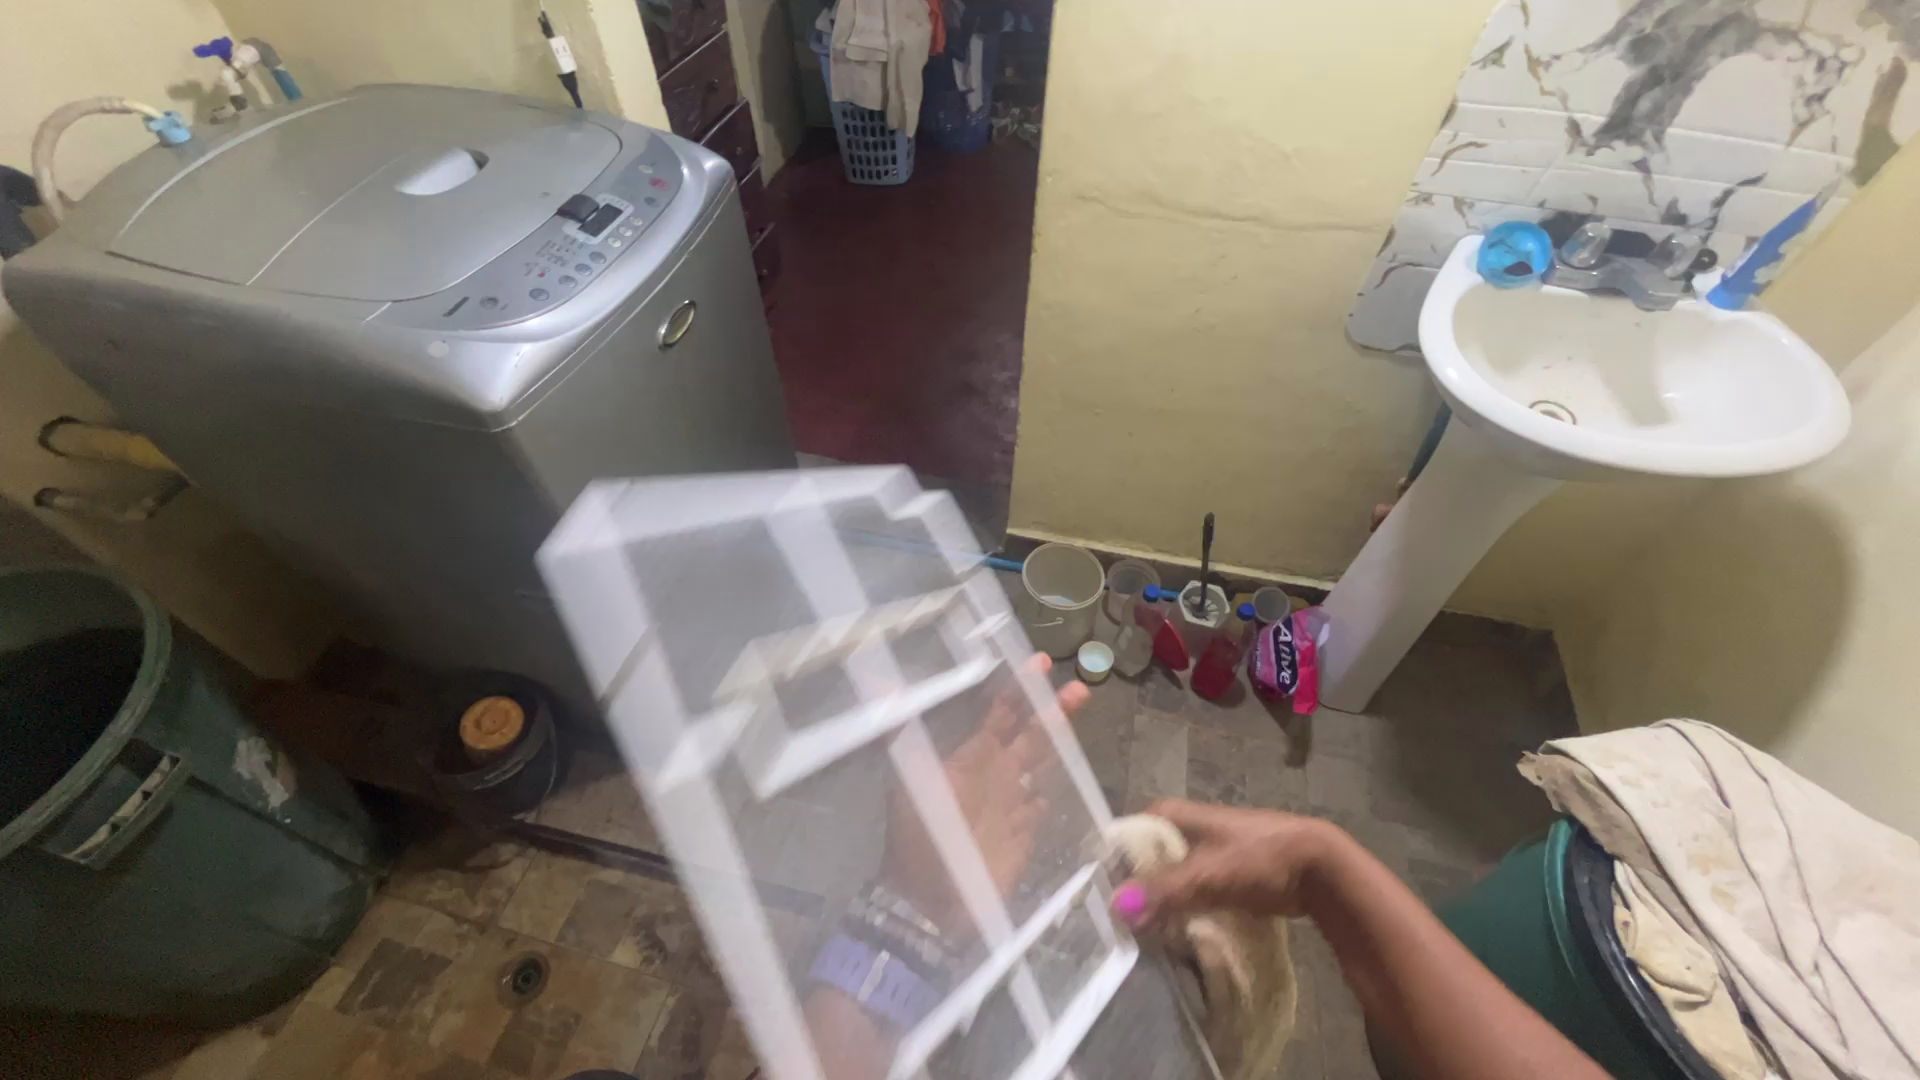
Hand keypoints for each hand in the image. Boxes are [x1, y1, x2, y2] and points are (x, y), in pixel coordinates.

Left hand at [880, 654, 1089, 935]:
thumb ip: (900, 731)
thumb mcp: (907, 779)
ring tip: (1082, 714)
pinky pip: (1041, 806)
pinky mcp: (1023, 836)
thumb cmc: (918, 837)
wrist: (927, 904)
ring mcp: (1010, 804)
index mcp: (969, 757)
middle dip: (1052, 709)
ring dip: (1061, 740)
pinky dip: (1054, 792)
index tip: (1039, 663)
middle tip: (1078, 687)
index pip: (998, 712)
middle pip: (1029, 733)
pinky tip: (1068, 776)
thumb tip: (882, 682)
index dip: (1017, 687)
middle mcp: (993, 774)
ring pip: (1042, 763)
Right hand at [1114, 798, 1347, 925]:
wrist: (1318, 868)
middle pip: (1141, 862)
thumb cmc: (1260, 857)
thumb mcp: (1208, 873)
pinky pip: (1184, 892)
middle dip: (1134, 894)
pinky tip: (1173, 933)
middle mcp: (1177, 827)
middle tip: (1122, 931)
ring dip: (1157, 905)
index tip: (1102, 907)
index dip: (1111, 871)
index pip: (1123, 840)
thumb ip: (1163, 890)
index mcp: (1168, 813)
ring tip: (1144, 938)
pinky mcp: (1214, 872)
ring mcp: (1197, 850)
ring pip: (1163, 880)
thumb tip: (1115, 908)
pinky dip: (1178, 910)